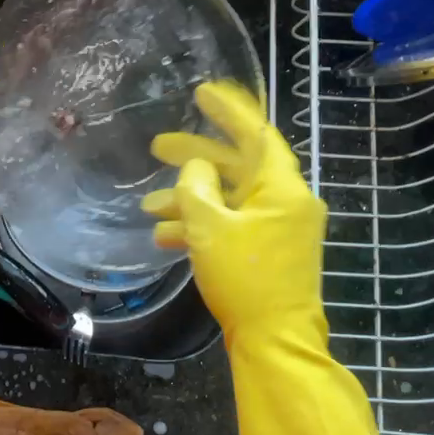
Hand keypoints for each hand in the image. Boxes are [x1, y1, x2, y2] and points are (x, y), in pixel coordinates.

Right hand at [142, 82, 428, 434]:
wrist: (275, 343)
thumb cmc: (245, 279)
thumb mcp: (210, 227)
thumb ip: (197, 188)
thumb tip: (197, 169)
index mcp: (282, 188)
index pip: (256, 134)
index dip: (228, 110)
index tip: (201, 92)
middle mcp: (286, 202)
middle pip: (237, 166)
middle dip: (195, 159)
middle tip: (156, 147)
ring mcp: (278, 229)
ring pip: (228, 199)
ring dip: (189, 201)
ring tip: (147, 207)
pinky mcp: (267, 253)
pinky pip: (230, 226)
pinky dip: (200, 227)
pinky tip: (165, 237)